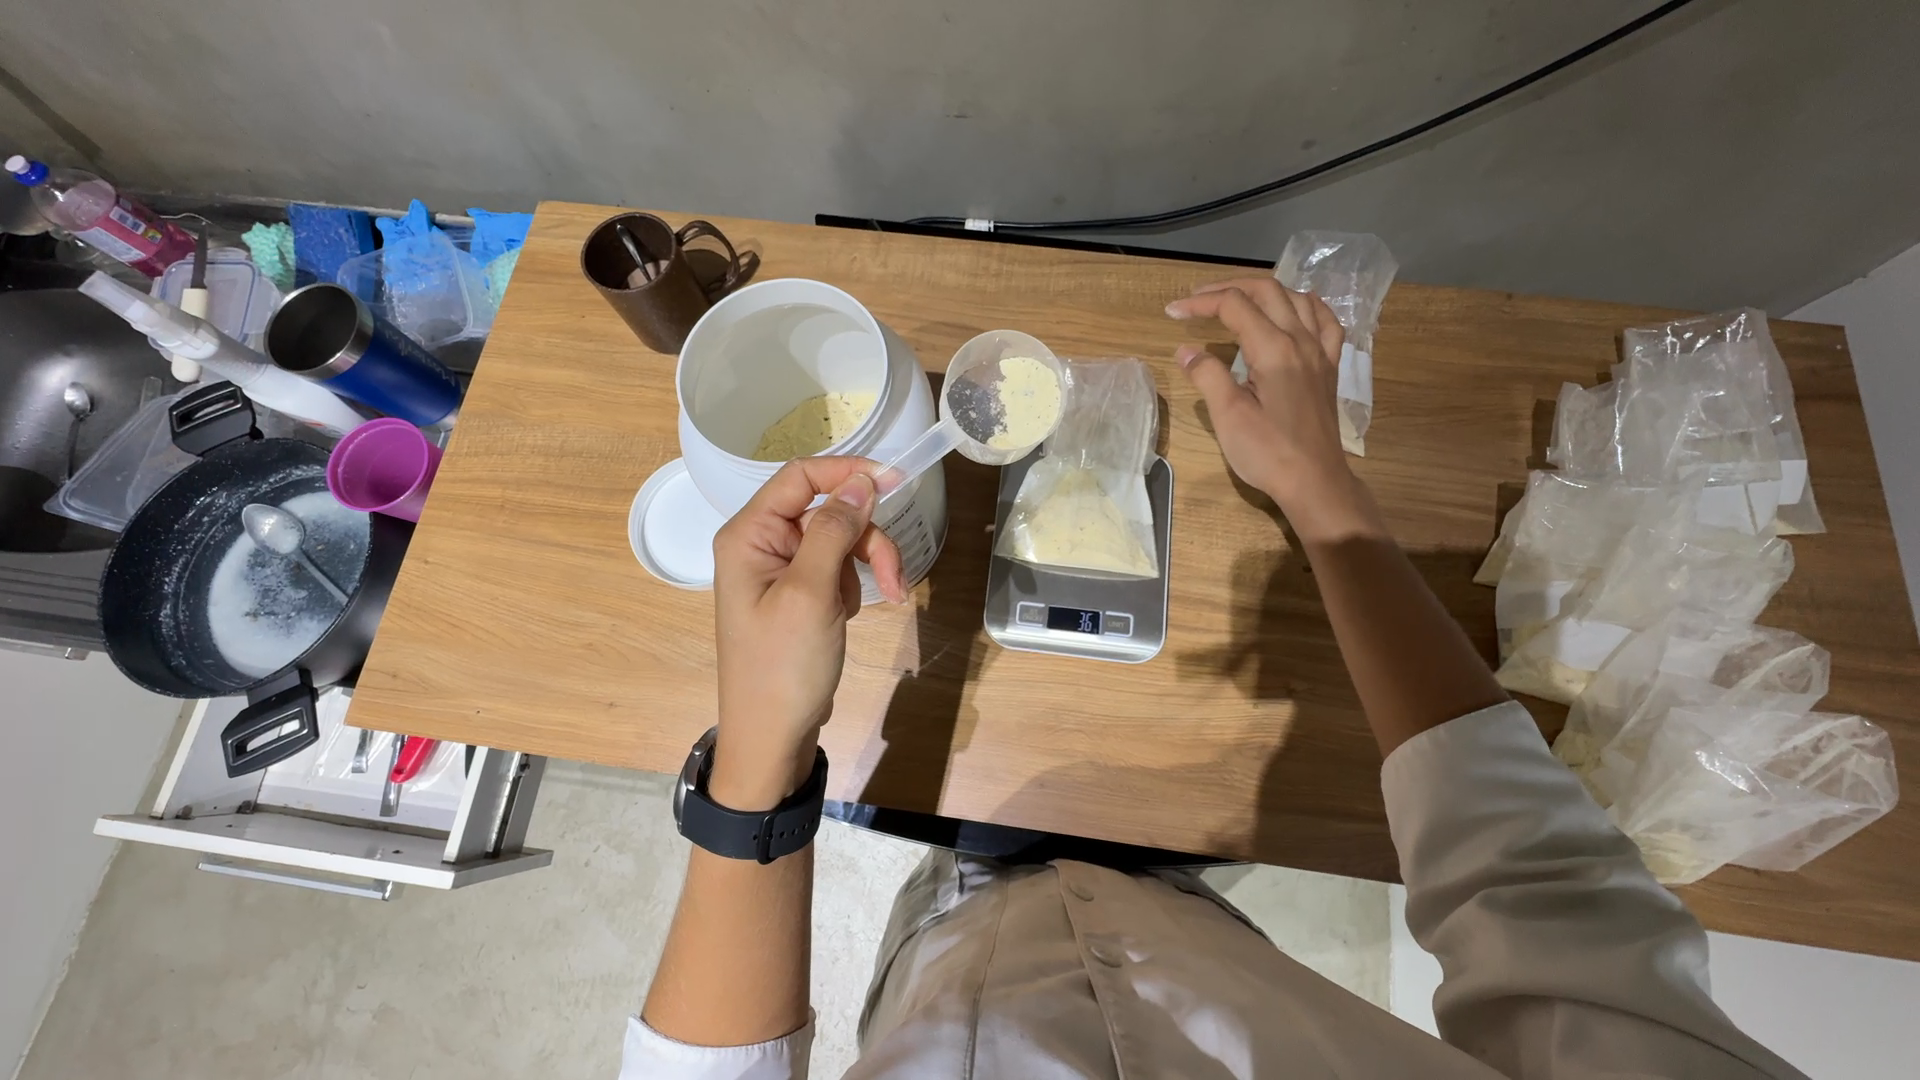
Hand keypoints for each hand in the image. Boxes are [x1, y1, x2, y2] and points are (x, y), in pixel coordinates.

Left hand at [710, 457, 904, 809]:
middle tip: (894, 578)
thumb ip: (834, 530)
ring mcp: (781, 572)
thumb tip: (861, 481)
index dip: (848, 472)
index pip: (801, 477)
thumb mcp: (811, 593)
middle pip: (828, 512)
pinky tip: (852, 616)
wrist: (772, 737)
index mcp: (749, 535)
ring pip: (839, 541)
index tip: (896, 481)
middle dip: (866, 539)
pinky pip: (836, 570)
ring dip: (867, 565)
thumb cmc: (783, 666)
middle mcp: (761, 545)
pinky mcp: (799, 596)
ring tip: (886, 600)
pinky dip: (855, 586)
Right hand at [1166, 277, 1353, 508]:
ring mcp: (1320, 352)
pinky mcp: (1329, 367)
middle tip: (1196, 300)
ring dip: (1263, 291)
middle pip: (1266, 291)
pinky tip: (1294, 310)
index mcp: (1273, 349)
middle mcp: (1301, 340)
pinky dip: (1305, 306)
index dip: (1200, 304)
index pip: (1234, 306)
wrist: (1314, 481)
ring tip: (1236, 302)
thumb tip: (1187, 351)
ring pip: (1296, 299)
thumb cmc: (1268, 452)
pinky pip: (1324, 321)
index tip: (1172, 313)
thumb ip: (1208, 376)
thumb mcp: (1229, 416)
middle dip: (1228, 288)